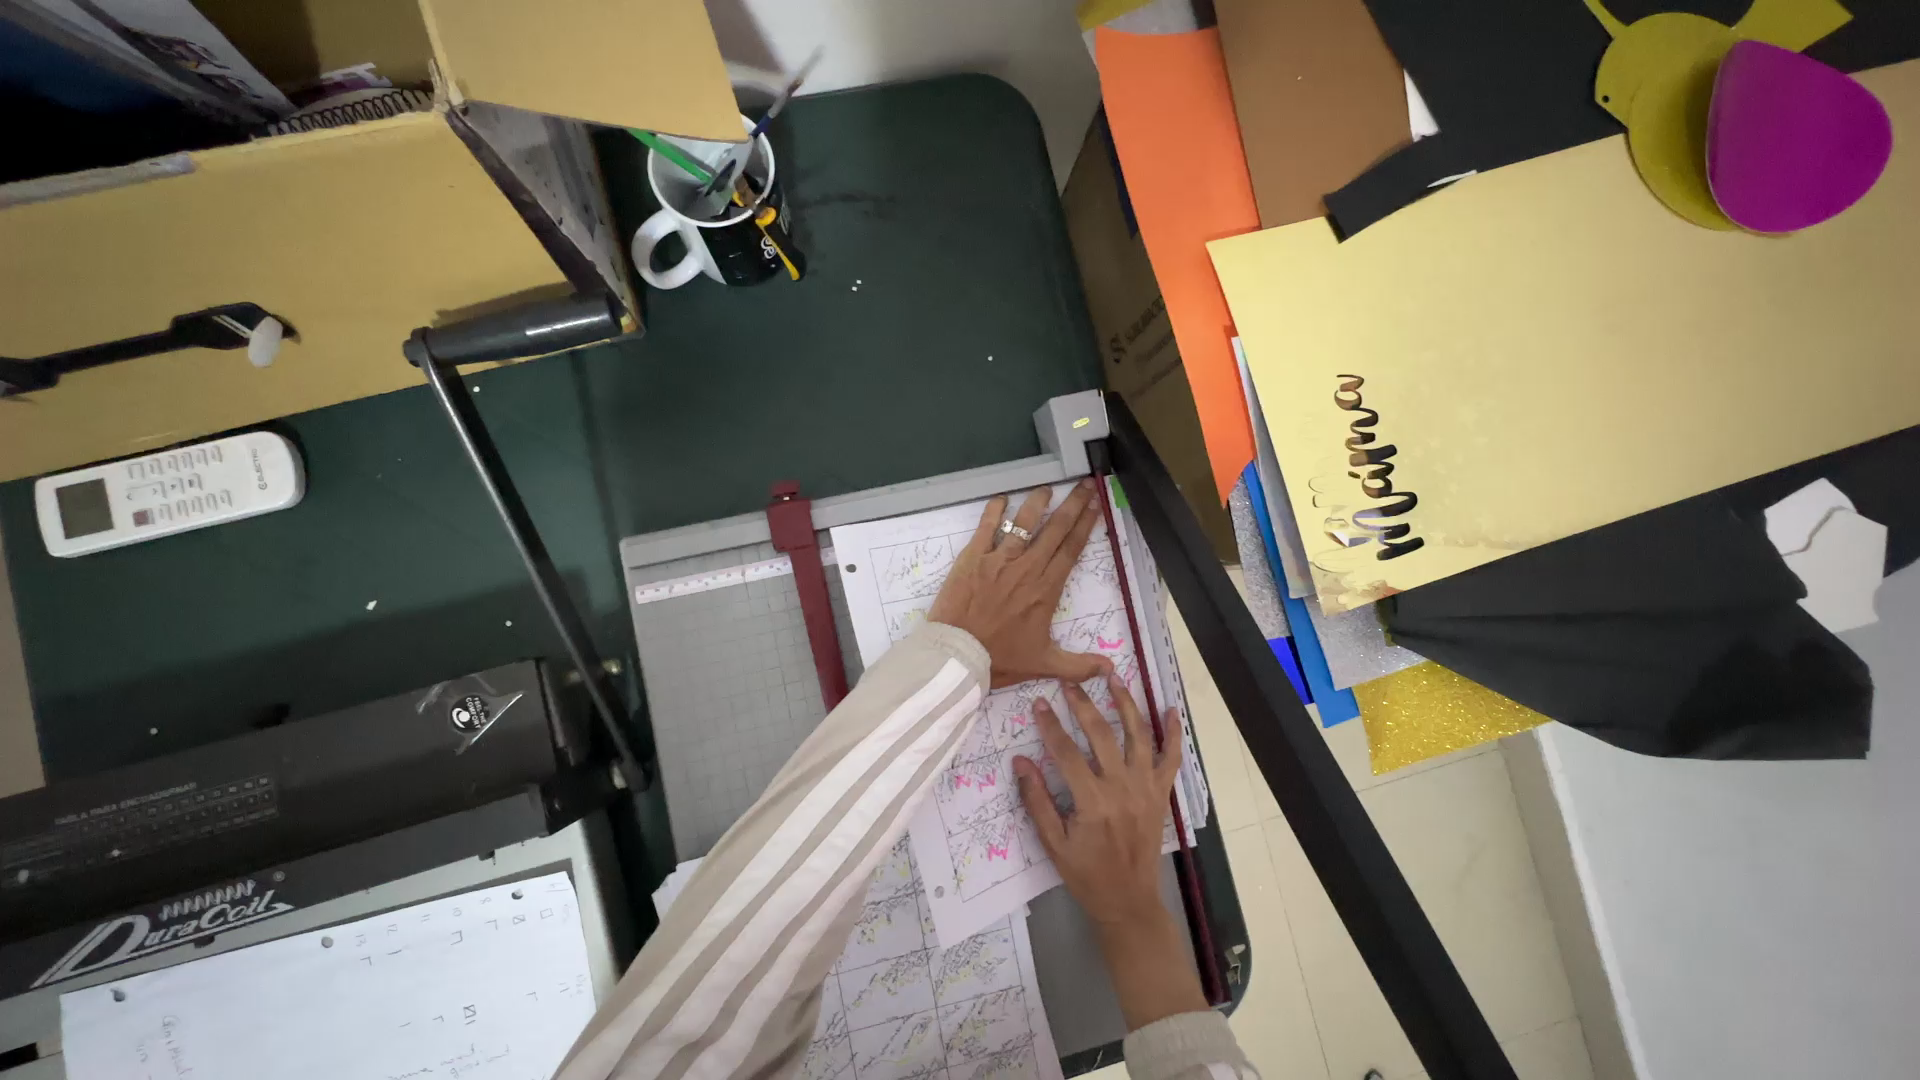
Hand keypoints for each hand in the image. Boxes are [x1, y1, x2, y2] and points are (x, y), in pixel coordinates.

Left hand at [927, 480, 1111, 688]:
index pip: (1071, 550)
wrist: (959, 655)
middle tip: (1085, 485)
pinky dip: (994, 510)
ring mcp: (999, 560)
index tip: (1095, 505)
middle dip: (1073, 505)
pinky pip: (986, 527)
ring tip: (1047, 488)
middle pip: (1055, 530)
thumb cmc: (1001, 659)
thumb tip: (1111, 670)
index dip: (1085, 525)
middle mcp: (1027, 568)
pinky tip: (1001, 498)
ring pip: (1023, 523)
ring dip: (1037, 502)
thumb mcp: (1044, 664)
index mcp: (1046, 589)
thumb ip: (1079, 665)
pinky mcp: (972, 558)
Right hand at [1015, 678, 1205, 1029]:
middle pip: (1102, 734)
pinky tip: (1171, 709)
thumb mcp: (1052, 842)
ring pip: (1138, 735)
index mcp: (1092, 802)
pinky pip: (1171, 757)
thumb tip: (1020, 762)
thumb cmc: (1086, 874)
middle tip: (1068, 683)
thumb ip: (1037, 800)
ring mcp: (1146, 788)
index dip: (1051, 726)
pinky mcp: (1161, 793)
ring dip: (1126, 703)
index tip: (1039, 703)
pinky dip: (1174, 733)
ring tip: (1113, 678)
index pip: (1066, 752)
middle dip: (1083, 704)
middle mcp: (1122, 788)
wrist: (1128, 901)